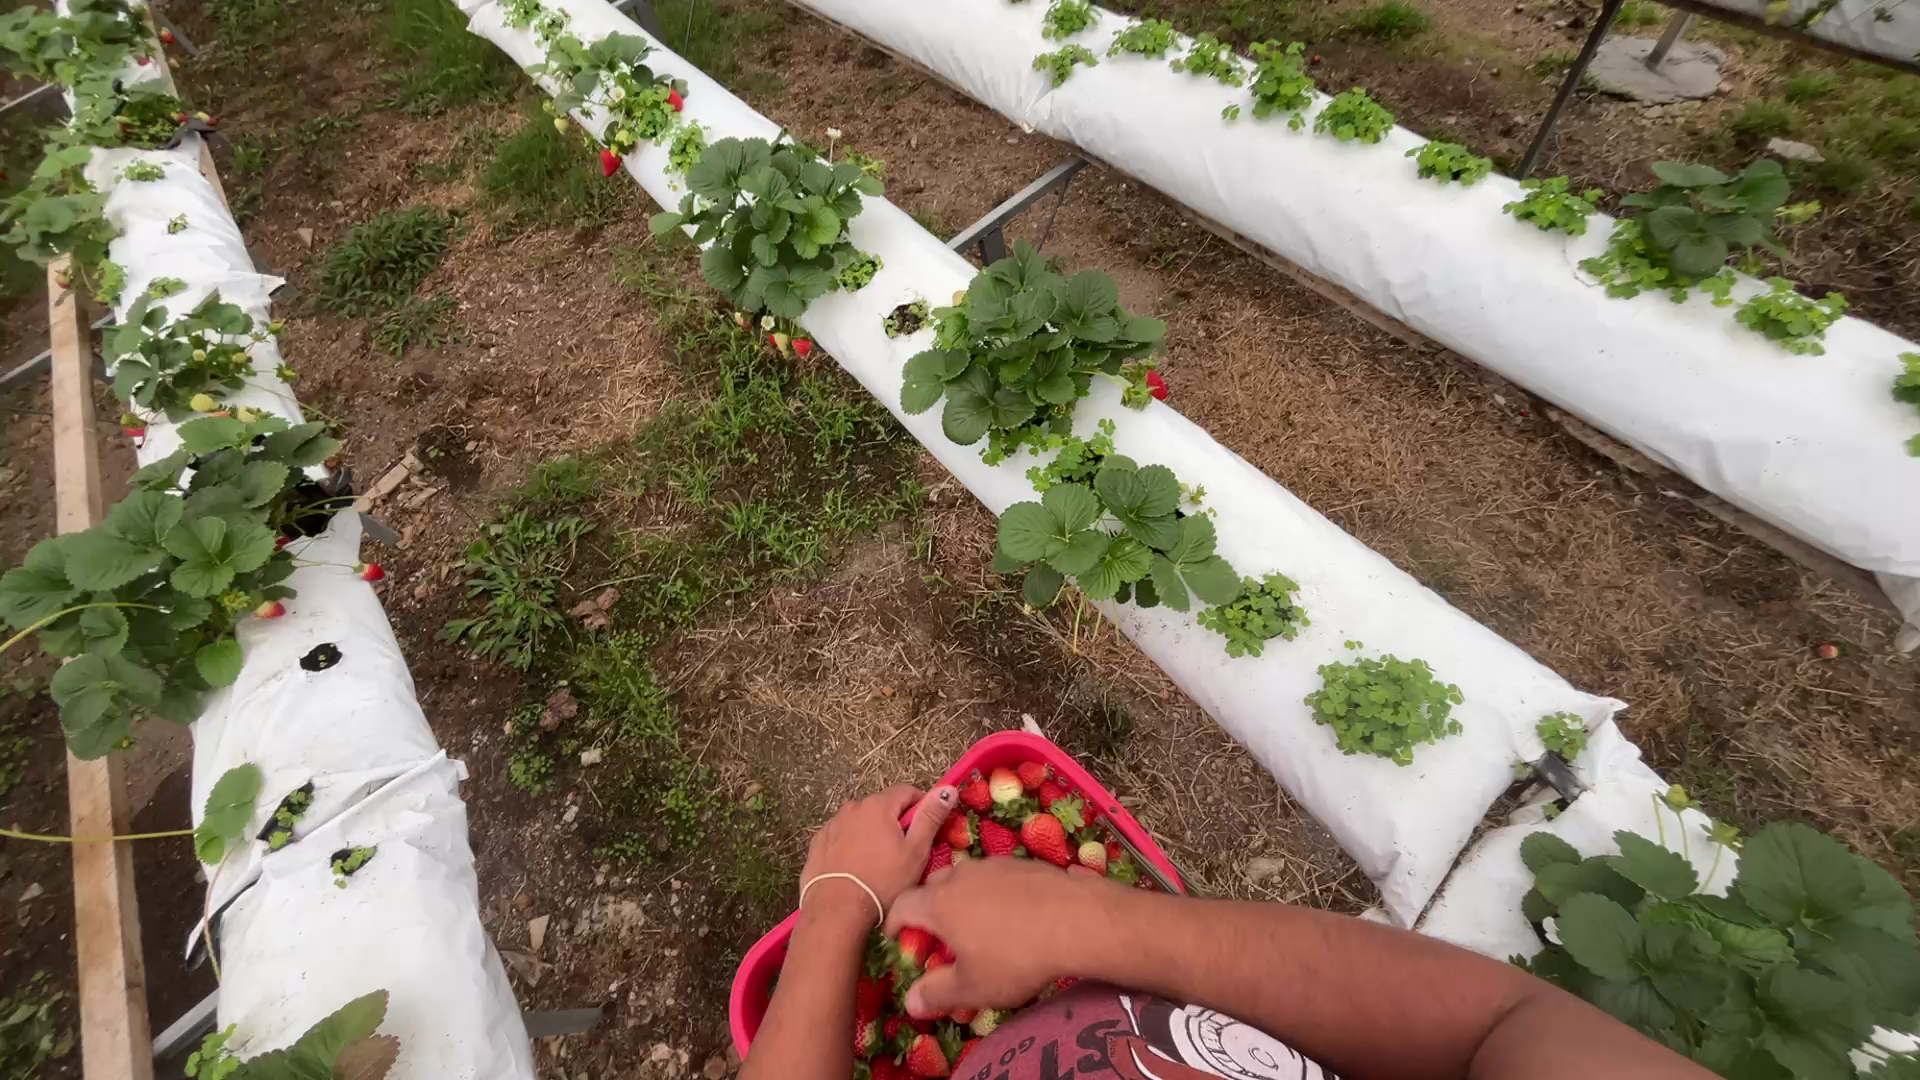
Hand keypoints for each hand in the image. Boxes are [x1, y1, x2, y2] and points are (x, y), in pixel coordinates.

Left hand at [799, 784, 956, 927]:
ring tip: (878, 864)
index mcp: (878, 805)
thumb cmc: (883, 883)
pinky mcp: (818, 843)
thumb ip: (930, 817)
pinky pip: (842, 836)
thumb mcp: (915, 852)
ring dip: (872, 833)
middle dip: (895, 822)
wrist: (836, 913)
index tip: (927, 827)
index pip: (907, 791)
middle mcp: (853, 807)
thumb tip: (947, 789)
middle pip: (883, 806)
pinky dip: (851, 845)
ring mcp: (832, 824)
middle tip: (904, 852)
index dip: (921, 806)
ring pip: (861, 822)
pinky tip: (856, 869)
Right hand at [885, 857, 1107, 1017]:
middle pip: (932, 887)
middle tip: (937, 936)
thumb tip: (910, 1002)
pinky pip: (993, 876)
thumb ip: (937, 993)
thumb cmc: (1014, 957)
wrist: (1072, 919)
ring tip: (973, 924)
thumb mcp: (972, 987)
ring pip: (964, 877)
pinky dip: (989, 891)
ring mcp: (992, 865)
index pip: (903, 905)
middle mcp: (961, 876)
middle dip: (928, 908)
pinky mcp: (1019, 863)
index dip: (895, 923)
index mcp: (939, 903)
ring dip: (960, 897)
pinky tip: (1008, 913)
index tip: (897, 938)